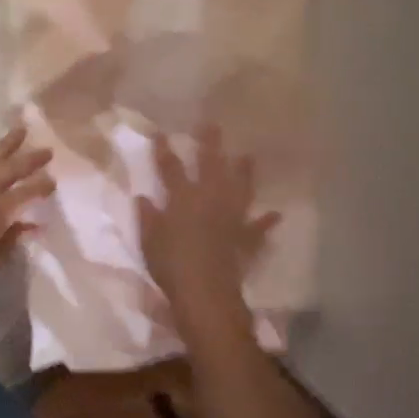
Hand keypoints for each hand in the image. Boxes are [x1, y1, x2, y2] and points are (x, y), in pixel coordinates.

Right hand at [139, 125, 279, 340]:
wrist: (206, 292)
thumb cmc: (170, 264)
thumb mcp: (149, 240)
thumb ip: (147, 217)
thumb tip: (143, 197)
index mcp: (182, 199)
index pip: (171, 168)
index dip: (165, 151)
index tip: (162, 133)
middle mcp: (210, 201)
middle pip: (210, 167)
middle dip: (210, 145)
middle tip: (212, 125)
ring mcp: (232, 218)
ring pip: (240, 189)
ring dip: (244, 172)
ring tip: (248, 156)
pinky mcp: (246, 238)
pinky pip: (259, 227)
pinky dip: (266, 221)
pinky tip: (275, 214)